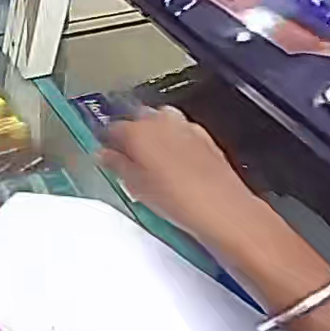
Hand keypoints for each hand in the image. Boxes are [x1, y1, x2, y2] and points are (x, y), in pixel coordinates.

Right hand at [99, 107, 329, 308]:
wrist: (225, 211)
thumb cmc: (181, 201)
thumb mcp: (135, 186)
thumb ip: (116, 164)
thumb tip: (105, 155)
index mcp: (137, 130)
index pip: (112, 127)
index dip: (106, 140)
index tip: (104, 151)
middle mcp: (161, 121)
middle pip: (136, 118)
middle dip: (130, 133)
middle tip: (125, 155)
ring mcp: (185, 127)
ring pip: (159, 121)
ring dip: (152, 135)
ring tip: (149, 160)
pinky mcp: (204, 137)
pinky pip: (180, 131)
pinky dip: (172, 141)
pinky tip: (173, 163)